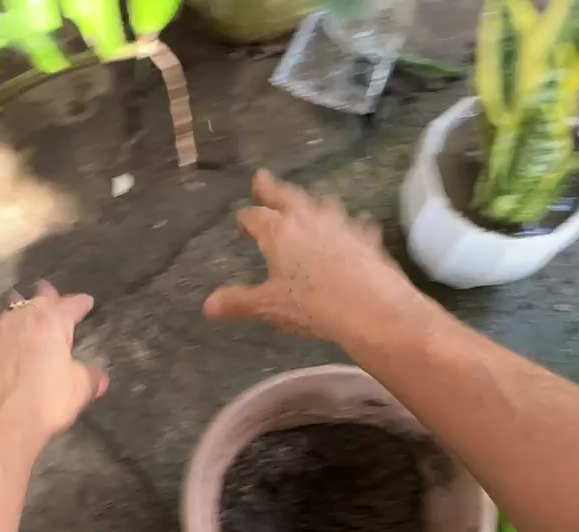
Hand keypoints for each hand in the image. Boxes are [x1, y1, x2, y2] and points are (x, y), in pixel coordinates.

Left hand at [0, 281, 104, 450]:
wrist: (4, 425)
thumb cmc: (47, 404)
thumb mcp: (79, 390)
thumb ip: (89, 377)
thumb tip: (99, 376)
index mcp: (51, 325)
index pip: (70, 307)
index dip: (80, 304)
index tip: (86, 302)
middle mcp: (21, 322)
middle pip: (36, 303)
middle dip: (47, 297)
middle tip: (51, 293)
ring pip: (6, 315)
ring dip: (16, 310)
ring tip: (19, 304)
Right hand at [204, 170, 426, 347]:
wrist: (370, 307)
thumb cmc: (311, 305)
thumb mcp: (268, 307)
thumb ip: (238, 302)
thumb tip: (208, 306)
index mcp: (279, 232)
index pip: (254, 216)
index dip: (245, 219)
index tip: (241, 220)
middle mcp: (307, 219)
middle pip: (285, 196)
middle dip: (271, 188)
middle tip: (262, 177)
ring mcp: (339, 223)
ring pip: (320, 204)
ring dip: (309, 203)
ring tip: (305, 204)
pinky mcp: (364, 236)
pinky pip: (352, 224)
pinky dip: (345, 226)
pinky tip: (350, 231)